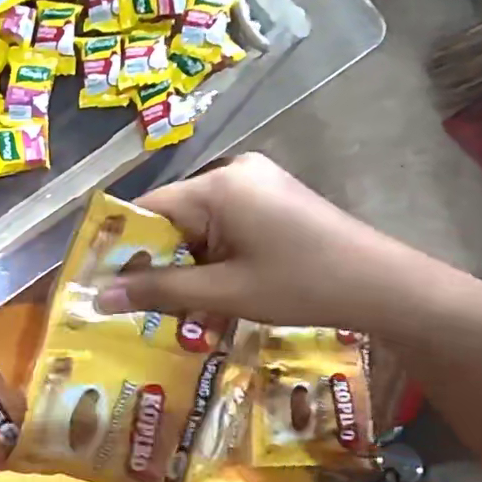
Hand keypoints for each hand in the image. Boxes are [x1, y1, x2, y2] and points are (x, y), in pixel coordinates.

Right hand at [96, 153, 481, 347]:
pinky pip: (223, 226)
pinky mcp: (271, 200)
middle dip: (157, 264)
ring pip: (197, 226)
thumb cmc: (301, 285)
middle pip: (172, 218)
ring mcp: (256, 183)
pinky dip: (211, 258)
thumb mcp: (224, 292)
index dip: (121, 248)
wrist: (382, 284)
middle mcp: (233, 172)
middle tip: (140, 308)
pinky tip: (214, 292)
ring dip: (185, 266)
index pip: (147, 209)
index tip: (101, 284)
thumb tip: (99, 297)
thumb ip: (159, 292)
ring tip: (179, 309)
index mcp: (218, 185)